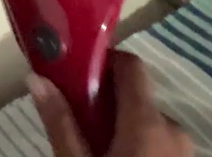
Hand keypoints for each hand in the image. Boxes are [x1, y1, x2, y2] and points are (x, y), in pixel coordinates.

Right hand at [29, 53, 193, 156]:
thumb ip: (60, 122)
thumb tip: (36, 77)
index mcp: (149, 123)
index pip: (131, 65)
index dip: (104, 63)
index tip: (77, 78)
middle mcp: (175, 132)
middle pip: (136, 99)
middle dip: (107, 107)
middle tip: (80, 127)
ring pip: (148, 127)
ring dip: (122, 132)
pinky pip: (160, 149)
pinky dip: (139, 151)